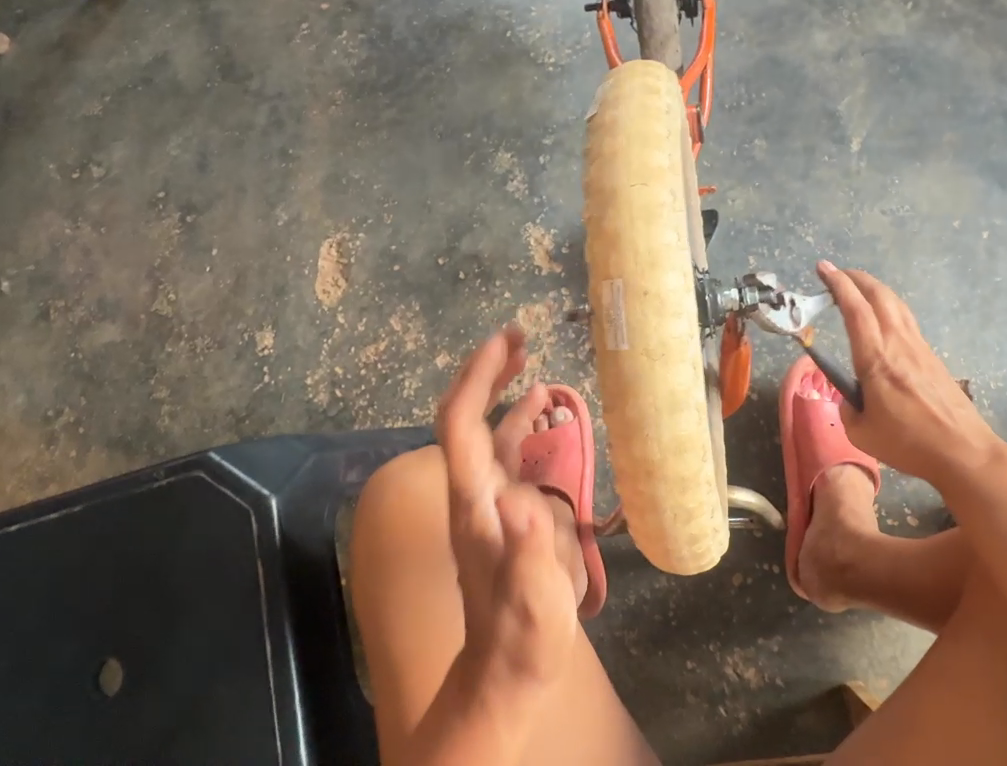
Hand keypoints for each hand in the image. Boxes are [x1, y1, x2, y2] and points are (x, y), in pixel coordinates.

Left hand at [434, 326, 577, 699]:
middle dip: (486, 373)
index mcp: (474, 502)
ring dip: (505, 394)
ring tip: (531, 360)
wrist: (508, 670)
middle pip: (467, 418)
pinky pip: (513, 458)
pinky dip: (525, 427)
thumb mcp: (533, 598)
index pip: (461, 424)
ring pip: (490, 434)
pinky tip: (545, 415)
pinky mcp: (507, 513)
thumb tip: (522, 499)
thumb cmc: (521, 636)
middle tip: (516, 336)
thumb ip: (530, 550)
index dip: (478, 378)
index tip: (505, 342)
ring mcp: (490, 501)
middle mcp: (475, 492)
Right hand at [817, 260, 1001, 483]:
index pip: (855, 310)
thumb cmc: (909, 443)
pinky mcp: (932, 358)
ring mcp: (919, 349)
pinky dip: (888, 308)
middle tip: (837, 273)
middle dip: (856, 279)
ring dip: (875, 290)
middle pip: (879, 296)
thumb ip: (847, 407)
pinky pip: (906, 321)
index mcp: (876, 359)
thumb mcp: (861, 432)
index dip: (838, 284)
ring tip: (858, 289)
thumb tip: (849, 395)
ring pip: (896, 305)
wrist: (964, 452)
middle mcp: (898, 345)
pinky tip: (882, 319)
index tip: (823, 268)